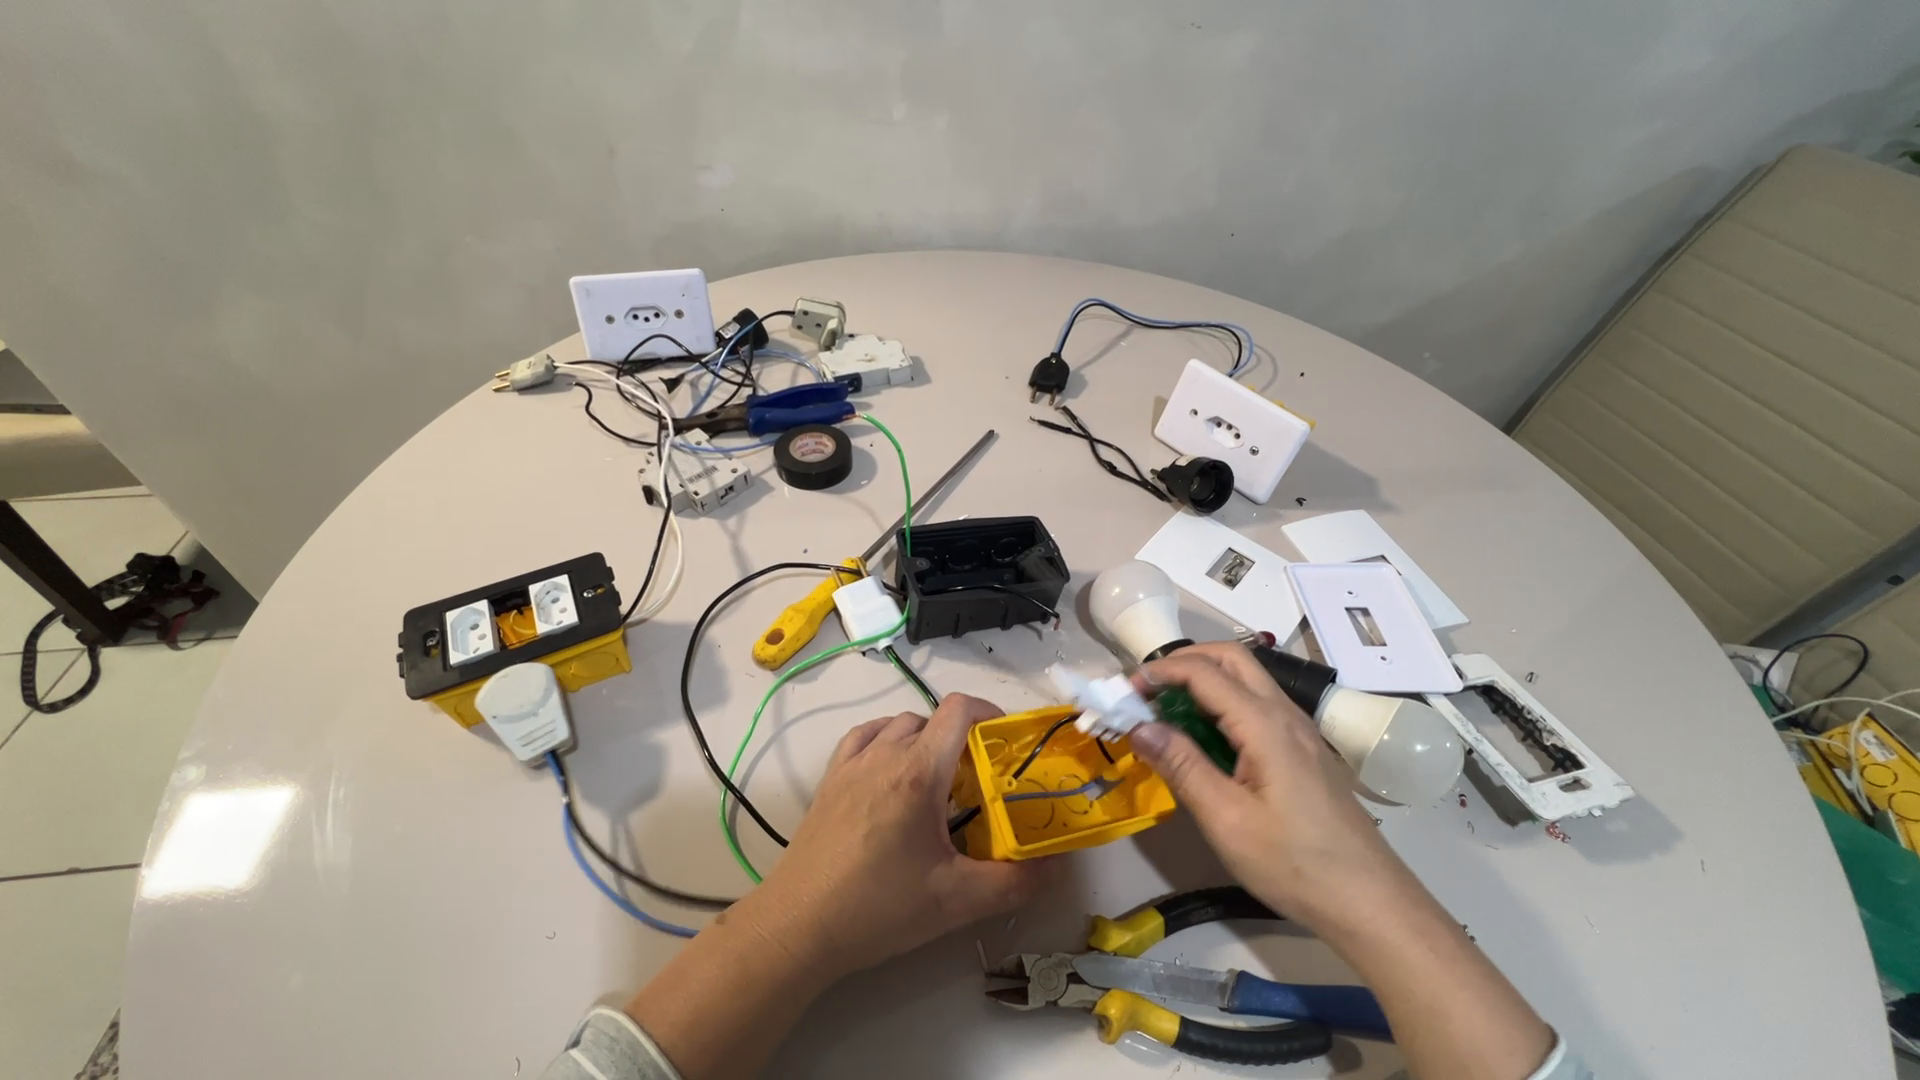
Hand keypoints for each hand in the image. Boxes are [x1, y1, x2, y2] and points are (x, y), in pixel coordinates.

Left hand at [739, 693, 1050, 979]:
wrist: (799, 926)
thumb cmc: (879, 908)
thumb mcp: (956, 901)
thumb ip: (1014, 882)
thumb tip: (1054, 867)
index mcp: (917, 772)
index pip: (957, 710)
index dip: (988, 712)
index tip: (1004, 742)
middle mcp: (882, 755)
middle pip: (930, 719)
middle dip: (959, 737)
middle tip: (976, 778)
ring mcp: (850, 765)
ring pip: (895, 725)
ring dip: (922, 739)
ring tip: (936, 780)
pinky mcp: (828, 781)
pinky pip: (863, 739)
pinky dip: (885, 741)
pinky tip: (891, 773)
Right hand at [1127, 643, 1413, 931]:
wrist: (1370, 902)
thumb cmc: (1293, 863)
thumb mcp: (1226, 820)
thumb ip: (1182, 766)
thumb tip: (1139, 726)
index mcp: (1265, 724)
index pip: (1204, 672)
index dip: (1160, 672)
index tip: (1125, 694)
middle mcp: (1285, 715)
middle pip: (1231, 659)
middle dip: (1183, 663)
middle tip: (1147, 692)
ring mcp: (1299, 731)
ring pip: (1247, 680)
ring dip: (1204, 681)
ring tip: (1167, 714)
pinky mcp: (1303, 751)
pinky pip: (1257, 706)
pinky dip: (1222, 704)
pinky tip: (1205, 742)